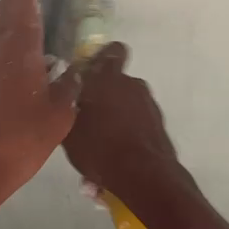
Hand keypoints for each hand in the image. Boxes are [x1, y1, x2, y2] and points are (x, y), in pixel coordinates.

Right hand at [62, 43, 181, 199]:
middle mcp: (132, 85)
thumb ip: (69, 105)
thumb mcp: (69, 128)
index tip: (92, 71)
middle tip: (86, 124)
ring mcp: (149, 106)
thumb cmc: (100, 146)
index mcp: (108, 78)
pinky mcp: (159, 128)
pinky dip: (124, 144)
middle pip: (115, 86)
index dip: (103, 58)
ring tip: (95, 159)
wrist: (145, 177)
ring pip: (125, 112)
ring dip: (112, 128)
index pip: (112, 51)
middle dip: (103, 102)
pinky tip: (109, 171)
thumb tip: (70, 93)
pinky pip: (135, 131)